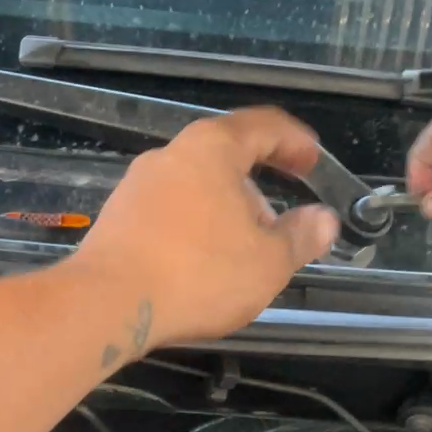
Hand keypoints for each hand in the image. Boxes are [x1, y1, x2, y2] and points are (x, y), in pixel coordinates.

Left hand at [65, 108, 340, 357]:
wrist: (107, 305)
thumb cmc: (197, 274)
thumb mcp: (267, 263)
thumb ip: (300, 238)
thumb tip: (323, 220)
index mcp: (212, 148)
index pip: (264, 127)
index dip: (295, 142)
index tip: (312, 162)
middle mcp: (168, 156)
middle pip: (223, 161)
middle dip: (254, 192)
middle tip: (274, 230)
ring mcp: (134, 188)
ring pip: (191, 192)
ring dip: (219, 217)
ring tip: (234, 257)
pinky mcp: (112, 222)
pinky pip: (163, 219)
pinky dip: (187, 234)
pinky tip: (192, 270)